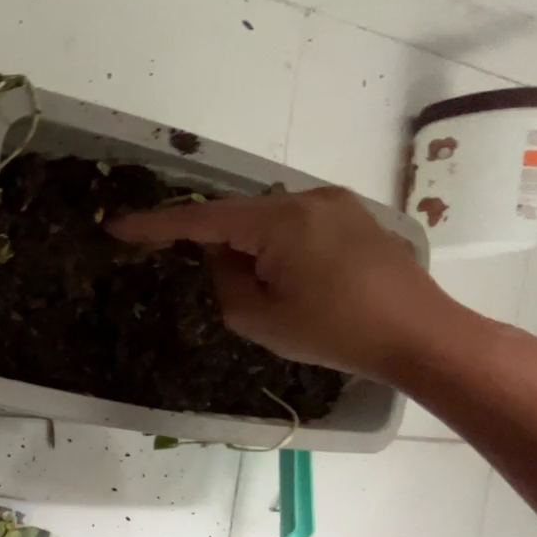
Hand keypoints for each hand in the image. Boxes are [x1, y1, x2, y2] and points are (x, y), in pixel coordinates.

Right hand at [108, 186, 450, 377]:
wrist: (421, 336)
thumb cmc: (332, 331)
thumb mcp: (254, 315)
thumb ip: (222, 278)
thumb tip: (217, 256)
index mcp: (280, 221)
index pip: (200, 219)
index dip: (154, 224)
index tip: (116, 226)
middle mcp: (308, 200)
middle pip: (232, 213)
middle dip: (197, 233)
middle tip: (161, 253)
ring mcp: (335, 207)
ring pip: (262, 218)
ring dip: (234, 239)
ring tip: (216, 270)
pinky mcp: (353, 220)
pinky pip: (289, 223)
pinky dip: (264, 240)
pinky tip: (259, 266)